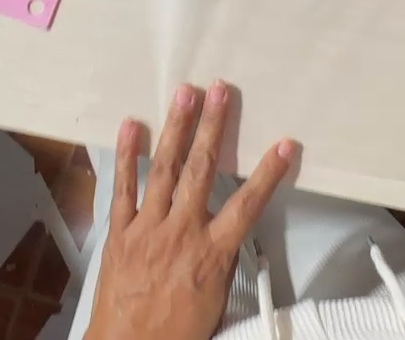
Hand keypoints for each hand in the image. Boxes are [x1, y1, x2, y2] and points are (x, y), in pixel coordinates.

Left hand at [84, 82, 297, 339]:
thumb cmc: (176, 336)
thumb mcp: (215, 302)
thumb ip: (223, 258)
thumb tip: (231, 229)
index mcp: (210, 254)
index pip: (248, 206)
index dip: (268, 173)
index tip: (284, 144)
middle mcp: (181, 233)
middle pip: (201, 170)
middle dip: (212, 127)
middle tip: (219, 90)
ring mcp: (147, 229)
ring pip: (164, 169)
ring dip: (176, 127)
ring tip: (184, 93)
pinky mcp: (120, 232)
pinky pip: (123, 187)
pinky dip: (127, 155)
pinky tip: (132, 125)